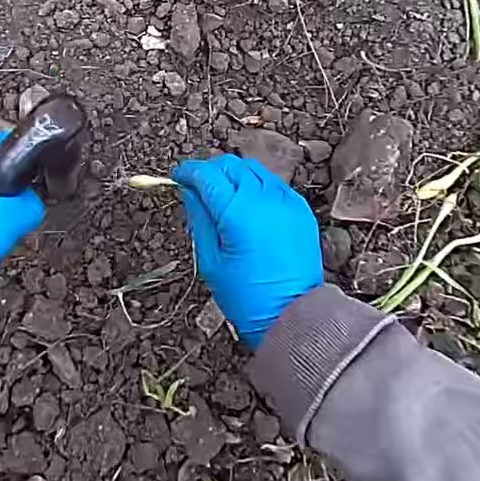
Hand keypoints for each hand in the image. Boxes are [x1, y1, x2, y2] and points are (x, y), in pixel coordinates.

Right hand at [172, 154, 321, 348]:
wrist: (292, 315)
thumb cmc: (247, 296)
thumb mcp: (211, 261)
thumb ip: (199, 219)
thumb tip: (189, 191)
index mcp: (238, 212)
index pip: (208, 175)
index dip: (189, 172)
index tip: (178, 175)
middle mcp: (265, 199)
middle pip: (232, 165)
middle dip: (211, 170)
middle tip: (198, 185)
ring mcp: (286, 201)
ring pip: (254, 170)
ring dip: (235, 175)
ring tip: (223, 195)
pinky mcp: (300, 209)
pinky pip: (274, 185)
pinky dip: (258, 186)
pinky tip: (249, 205)